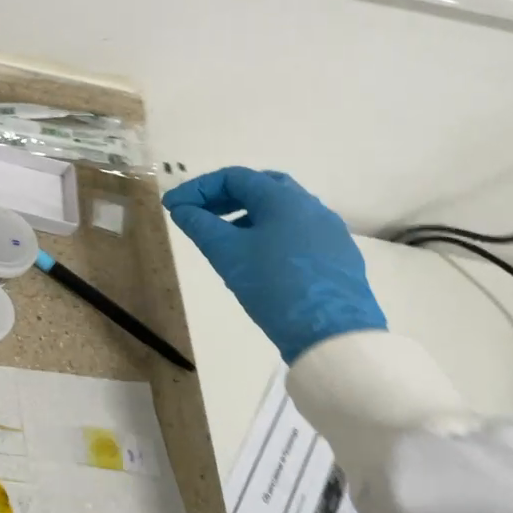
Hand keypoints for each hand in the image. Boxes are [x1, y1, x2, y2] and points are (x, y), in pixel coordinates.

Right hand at [162, 167, 384, 362]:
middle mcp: (312, 208)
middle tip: (200, 213)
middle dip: (226, 196)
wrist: (333, 335)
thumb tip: (181, 208)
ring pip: (282, 211)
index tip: (173, 207)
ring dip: (248, 215)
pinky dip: (270, 233)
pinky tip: (258, 258)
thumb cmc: (273, 284)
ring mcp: (331, 233)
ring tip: (224, 237)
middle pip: (263, 187)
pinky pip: (298, 232)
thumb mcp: (226, 253)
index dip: (198, 188)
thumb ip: (199, 224)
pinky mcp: (339, 257)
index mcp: (285, 199)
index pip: (234, 177)